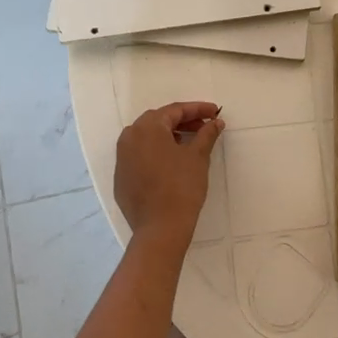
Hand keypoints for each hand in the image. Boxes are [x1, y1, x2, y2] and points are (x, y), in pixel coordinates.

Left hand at [113, 102, 224, 249]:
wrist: (160, 228)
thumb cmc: (182, 186)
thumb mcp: (198, 156)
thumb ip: (206, 134)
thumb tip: (215, 123)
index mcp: (147, 128)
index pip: (175, 111)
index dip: (197, 109)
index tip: (215, 113)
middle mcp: (129, 138)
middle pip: (158, 121)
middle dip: (182, 121)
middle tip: (204, 127)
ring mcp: (122, 159)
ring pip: (147, 139)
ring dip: (168, 136)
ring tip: (189, 143)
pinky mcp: (121, 178)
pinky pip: (140, 156)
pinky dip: (156, 153)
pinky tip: (171, 164)